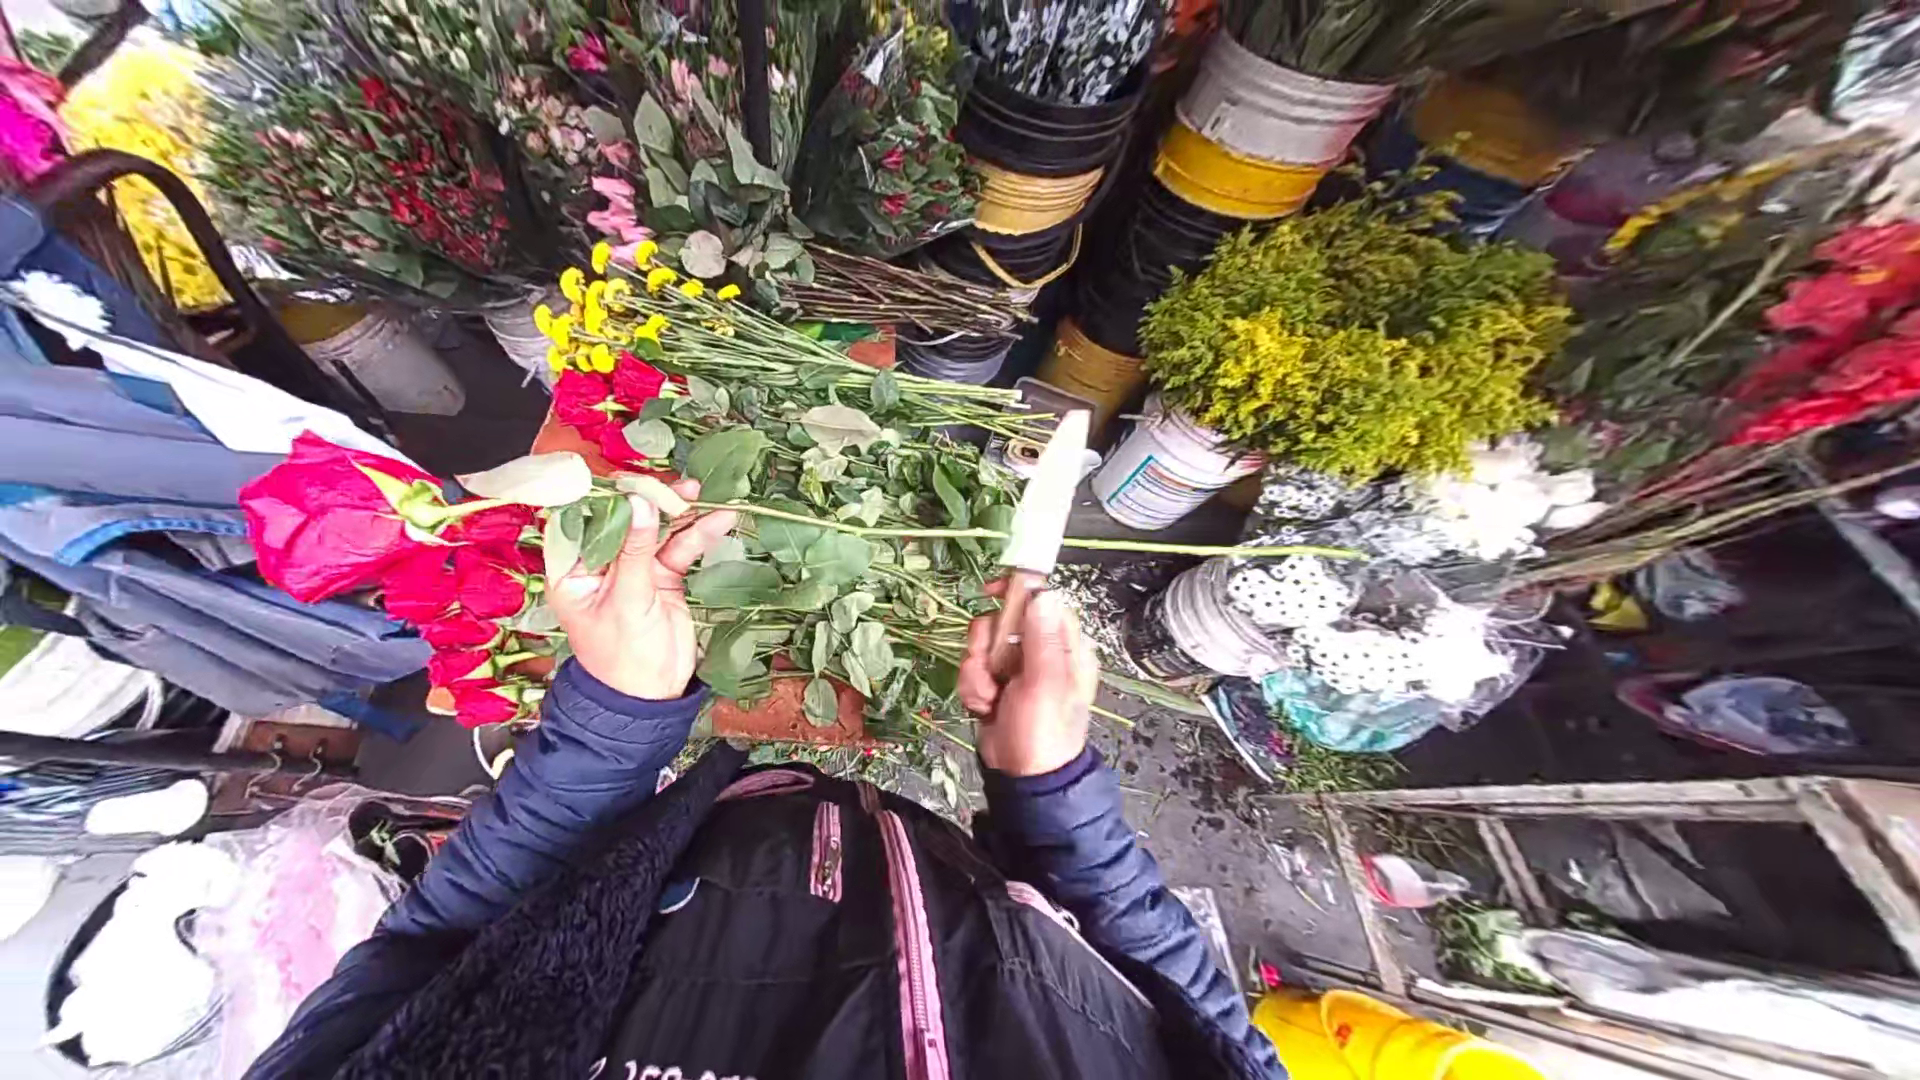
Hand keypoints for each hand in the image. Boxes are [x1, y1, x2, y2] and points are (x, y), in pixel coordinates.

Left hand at [547, 478, 738, 699]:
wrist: (653, 694)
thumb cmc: (623, 655)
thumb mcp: (627, 600)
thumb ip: (635, 550)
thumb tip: (641, 503)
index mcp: (573, 570)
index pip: (582, 522)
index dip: (603, 497)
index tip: (628, 478)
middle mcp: (603, 564)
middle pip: (626, 522)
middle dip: (651, 502)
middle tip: (677, 486)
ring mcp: (636, 570)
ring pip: (658, 532)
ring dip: (682, 515)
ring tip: (703, 495)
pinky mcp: (664, 578)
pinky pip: (681, 550)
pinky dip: (700, 536)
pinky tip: (719, 521)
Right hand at [957, 581, 1098, 776]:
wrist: (1021, 777)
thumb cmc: (1042, 732)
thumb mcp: (1046, 683)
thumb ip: (1042, 638)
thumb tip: (1042, 593)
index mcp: (1064, 645)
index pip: (1042, 599)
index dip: (1017, 593)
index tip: (992, 592)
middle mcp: (1040, 650)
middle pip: (1003, 620)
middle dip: (988, 646)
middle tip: (993, 669)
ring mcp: (1016, 666)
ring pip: (983, 644)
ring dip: (978, 672)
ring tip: (990, 697)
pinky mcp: (995, 681)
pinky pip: (974, 667)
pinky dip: (973, 687)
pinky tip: (985, 706)